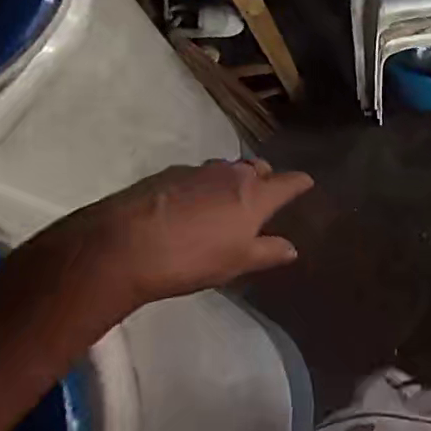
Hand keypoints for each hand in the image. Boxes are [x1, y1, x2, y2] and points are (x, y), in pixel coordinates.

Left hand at [11, 159, 313, 324]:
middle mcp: (232, 173)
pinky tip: (192, 206)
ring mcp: (199, 170)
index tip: (306, 183)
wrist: (124, 245)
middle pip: (258, 167)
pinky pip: (199, 174)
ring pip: (227, 168)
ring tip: (227, 201)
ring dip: (233, 179)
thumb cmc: (193, 258)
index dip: (299, 183)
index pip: (288, 182)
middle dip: (265, 177)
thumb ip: (267, 252)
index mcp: (255, 194)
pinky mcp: (169, 174)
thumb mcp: (237, 263)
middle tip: (263, 195)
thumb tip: (291, 248)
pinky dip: (204, 185)